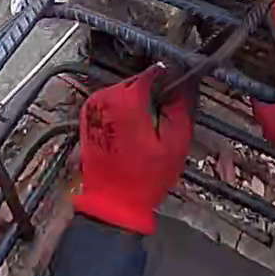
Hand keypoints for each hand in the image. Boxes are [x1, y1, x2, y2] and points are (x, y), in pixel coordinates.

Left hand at [72, 68, 192, 234]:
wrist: (112, 203)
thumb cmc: (143, 178)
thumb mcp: (175, 141)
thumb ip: (180, 105)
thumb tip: (186, 83)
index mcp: (127, 100)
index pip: (154, 72)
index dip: (170, 79)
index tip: (178, 87)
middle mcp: (106, 98)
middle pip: (139, 80)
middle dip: (154, 93)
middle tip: (164, 116)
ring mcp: (94, 107)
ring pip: (127, 90)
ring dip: (139, 101)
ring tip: (148, 128)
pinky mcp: (88, 116)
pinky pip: (114, 102)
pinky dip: (125, 109)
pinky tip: (133, 131)